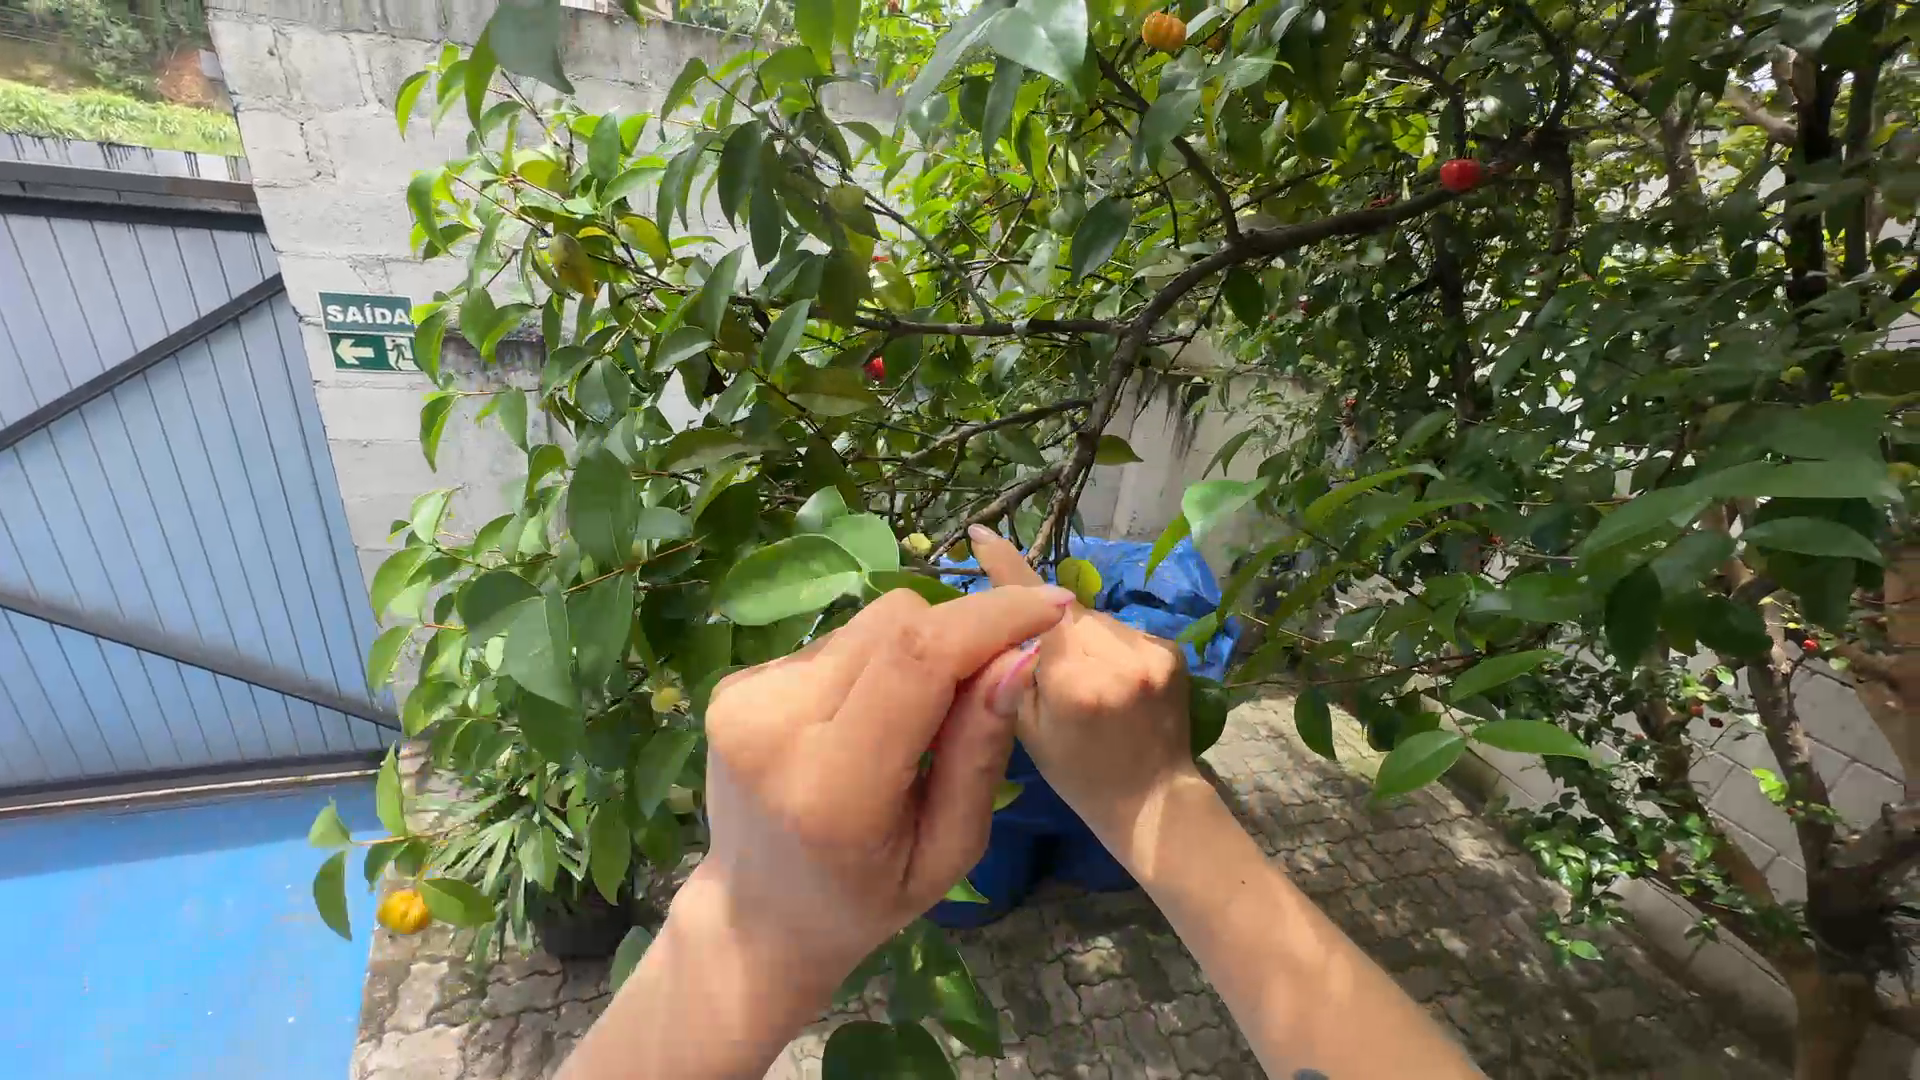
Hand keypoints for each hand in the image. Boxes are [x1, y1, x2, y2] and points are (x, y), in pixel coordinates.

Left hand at [691, 583, 1073, 983]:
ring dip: (914, 648)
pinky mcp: (734, 681)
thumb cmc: (863, 901)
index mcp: (833, 787)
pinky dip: (871, 661)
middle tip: (986, 676)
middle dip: (961, 629)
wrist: (753, 917)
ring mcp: (745, 696)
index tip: (1051, 605)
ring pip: (867, 621)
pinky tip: (862, 715)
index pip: (919, 659)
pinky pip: (835, 639)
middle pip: (896, 621)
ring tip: (913, 714)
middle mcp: (775, 725)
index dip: (992, 617)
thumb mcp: (949, 850)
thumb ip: (980, 750)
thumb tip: (1019, 655)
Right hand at [967, 527, 1195, 850]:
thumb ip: (1012, 667)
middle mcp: (1114, 651)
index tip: (981, 533)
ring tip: (1086, 679)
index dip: (1004, 563)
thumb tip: (1002, 616)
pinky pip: (1123, 630)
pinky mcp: (1172, 649)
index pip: (1030, 603)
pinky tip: (1115, 680)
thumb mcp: (1025, 725)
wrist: (1153, 799)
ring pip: (1095, 619)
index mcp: (1071, 674)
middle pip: (1065, 611)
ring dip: (1082, 636)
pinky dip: (1110, 646)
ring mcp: (1150, 648)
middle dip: (1048, 624)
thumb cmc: (1076, 771)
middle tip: (1046, 664)